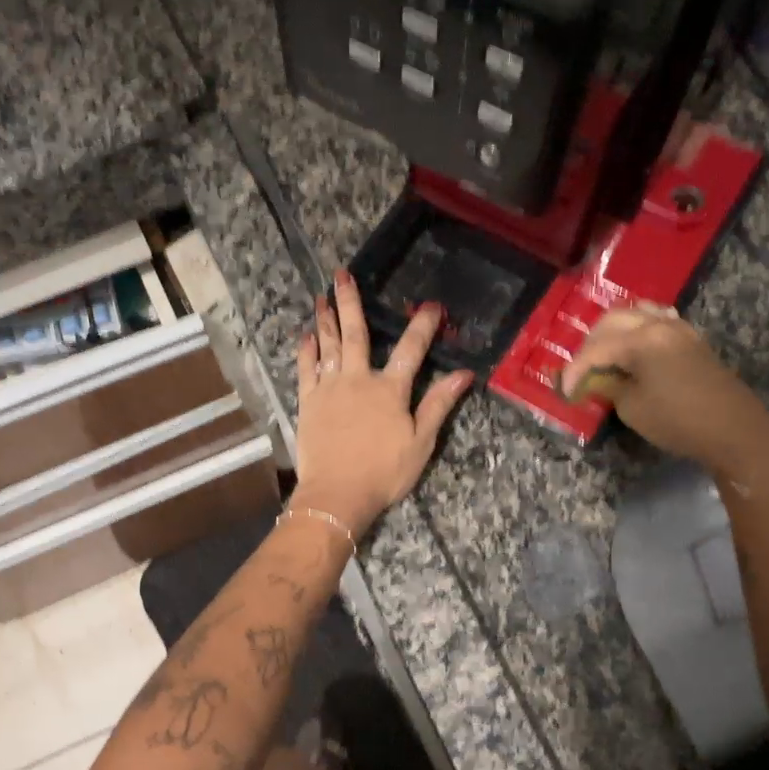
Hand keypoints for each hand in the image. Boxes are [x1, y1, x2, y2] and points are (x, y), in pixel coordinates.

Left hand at [292, 269, 471, 535]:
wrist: (337, 494)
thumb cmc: (384, 473)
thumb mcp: (421, 442)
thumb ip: (438, 404)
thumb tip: (463, 374)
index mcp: (390, 390)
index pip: (411, 349)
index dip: (423, 325)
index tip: (431, 305)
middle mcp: (358, 380)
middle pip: (356, 334)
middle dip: (350, 302)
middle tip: (342, 275)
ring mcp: (330, 389)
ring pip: (327, 346)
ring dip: (325, 319)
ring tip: (321, 297)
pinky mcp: (308, 403)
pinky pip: (306, 370)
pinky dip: (306, 351)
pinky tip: (306, 336)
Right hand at [558, 305, 768, 476]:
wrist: (733, 429)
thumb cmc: (678, 421)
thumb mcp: (632, 408)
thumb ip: (610, 386)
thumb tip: (597, 380)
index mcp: (642, 339)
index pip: (596, 348)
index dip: (576, 369)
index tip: (564, 390)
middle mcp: (660, 324)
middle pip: (614, 320)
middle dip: (591, 343)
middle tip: (581, 370)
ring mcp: (679, 329)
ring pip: (637, 314)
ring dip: (614, 331)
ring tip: (603, 356)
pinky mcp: (691, 340)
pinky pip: (657, 321)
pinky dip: (637, 330)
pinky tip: (632, 349)